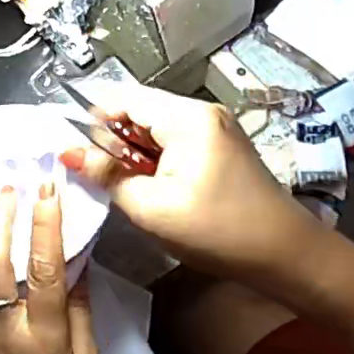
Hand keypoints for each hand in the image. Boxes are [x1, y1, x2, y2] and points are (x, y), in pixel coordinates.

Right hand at [62, 88, 332, 289]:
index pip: (125, 98)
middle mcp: (202, 111)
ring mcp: (214, 125)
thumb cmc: (218, 232)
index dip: (94, 121)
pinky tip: (153, 183)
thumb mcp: (152, 208)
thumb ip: (107, 175)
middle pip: (140, 109)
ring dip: (134, 150)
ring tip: (128, 183)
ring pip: (155, 126)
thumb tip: (67, 152)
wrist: (286, 254)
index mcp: (188, 118)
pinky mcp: (219, 143)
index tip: (76, 150)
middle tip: (101, 174)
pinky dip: (155, 157)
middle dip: (114, 139)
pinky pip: (174, 138)